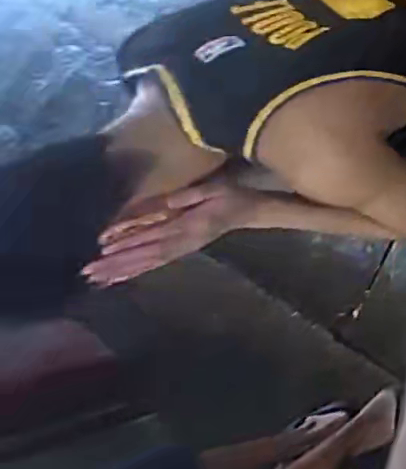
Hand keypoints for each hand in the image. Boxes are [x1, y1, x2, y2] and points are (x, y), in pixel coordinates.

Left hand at [85, 180, 262, 285]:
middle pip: (150, 253)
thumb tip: (165, 204)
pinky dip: (138, 271)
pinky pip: (160, 263)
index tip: (104, 249)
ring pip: (152, 261)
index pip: (159, 234)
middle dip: (119, 262)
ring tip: (96, 279)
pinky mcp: (187, 250)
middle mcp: (188, 239)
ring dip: (124, 271)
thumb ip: (192, 195)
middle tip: (88, 271)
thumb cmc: (235, 197)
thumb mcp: (217, 189)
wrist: (255, 211)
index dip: (133, 241)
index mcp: (195, 223)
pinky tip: (120, 278)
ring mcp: (188, 247)